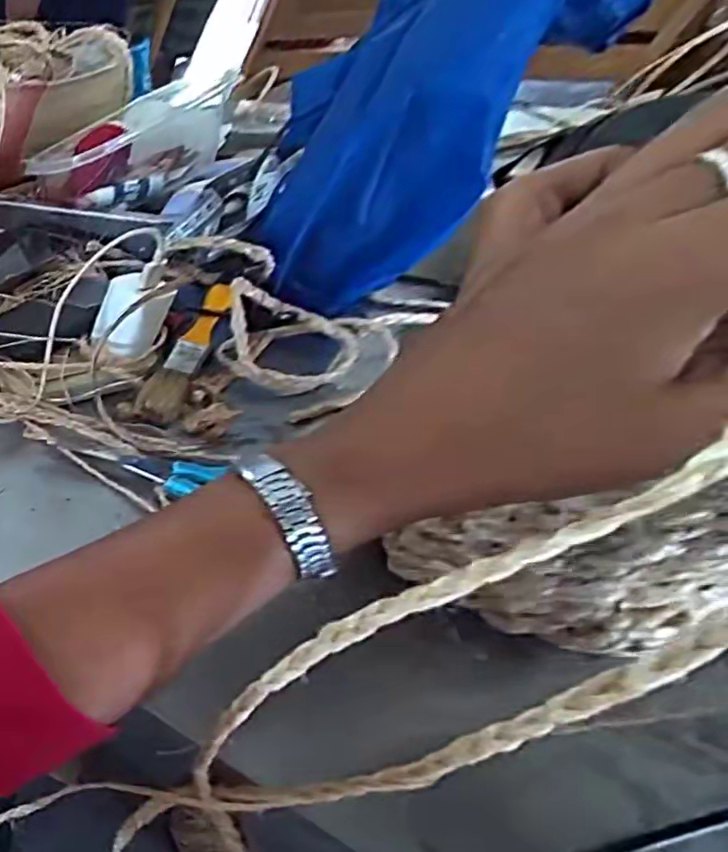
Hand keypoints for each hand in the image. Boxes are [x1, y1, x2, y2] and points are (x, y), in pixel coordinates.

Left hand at [281, 94, 727, 546]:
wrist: (396, 452)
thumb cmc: (536, 447)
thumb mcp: (688, 420)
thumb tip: (726, 328)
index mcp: (696, 257)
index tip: (722, 319)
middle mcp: (621, 224)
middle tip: (711, 289)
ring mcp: (542, 239)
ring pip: (658, 158)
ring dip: (710, 172)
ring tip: (704, 228)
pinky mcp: (488, 261)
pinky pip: (537, 190)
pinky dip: (588, 175)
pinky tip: (618, 191)